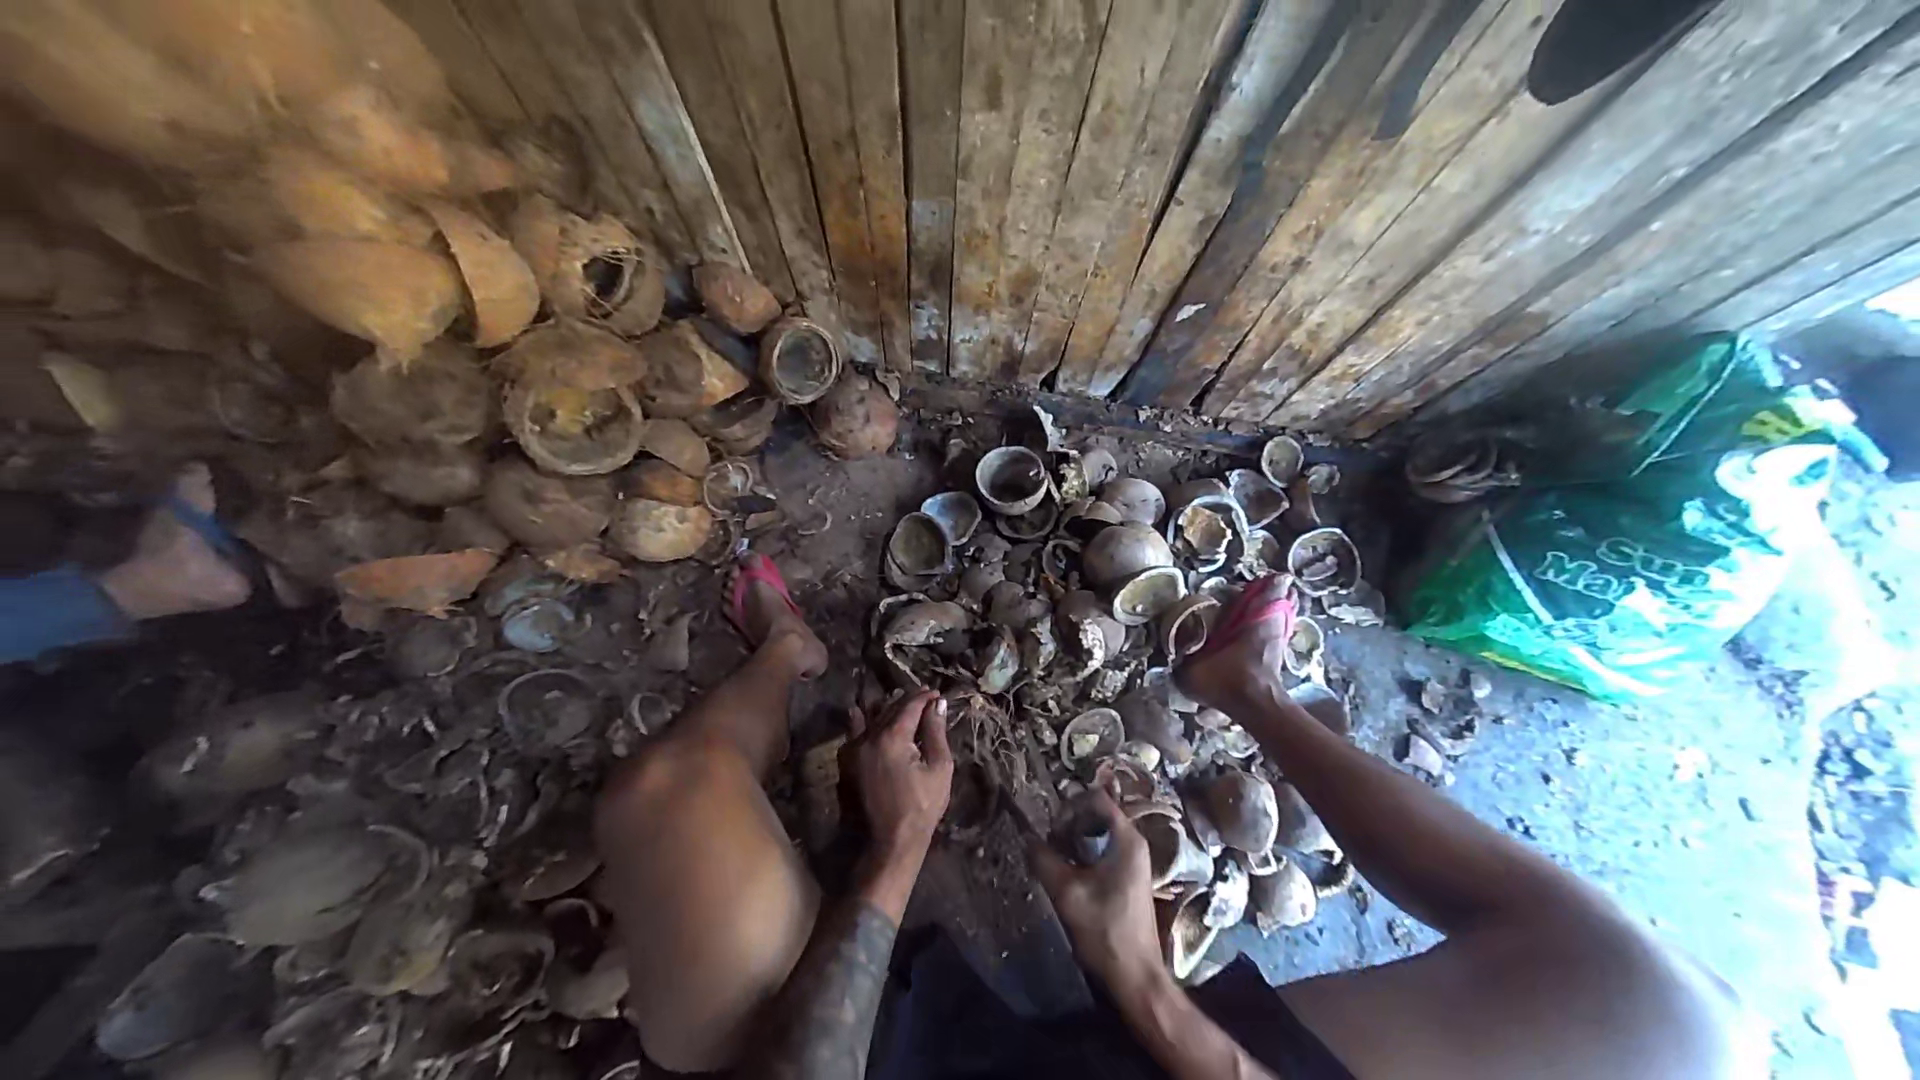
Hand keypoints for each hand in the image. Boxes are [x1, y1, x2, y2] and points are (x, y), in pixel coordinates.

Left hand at [846, 691, 952, 882]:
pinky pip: (855, 734)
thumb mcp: (939, 768)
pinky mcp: (845, 763)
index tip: (937, 694)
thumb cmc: (921, 807)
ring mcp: (853, 750)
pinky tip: (863, 713)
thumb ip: (936, 732)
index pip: (910, 705)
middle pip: (890, 709)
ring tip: (902, 706)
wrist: (889, 843)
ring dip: (887, 709)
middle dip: (909, 702)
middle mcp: (868, 737)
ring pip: (871, 719)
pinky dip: (862, 722)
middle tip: (925, 698)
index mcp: (892, 737)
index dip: (925, 697)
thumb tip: (937, 704)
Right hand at [1030, 791, 1166, 997]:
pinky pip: (1103, 848)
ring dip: (1075, 837)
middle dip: (1070, 821)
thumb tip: (1026, 836)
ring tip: (1054, 853)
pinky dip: (1084, 851)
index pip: (1098, 798)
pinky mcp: (1129, 875)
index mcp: (1127, 839)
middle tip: (1050, 840)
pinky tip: (1068, 869)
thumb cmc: (1105, 930)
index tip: (1052, 824)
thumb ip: (1044, 859)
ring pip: (1099, 832)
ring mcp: (1134, 860)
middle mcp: (1134, 843)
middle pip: (1098, 812)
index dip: (1071, 804)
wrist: (1136, 976)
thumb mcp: (1067, 892)